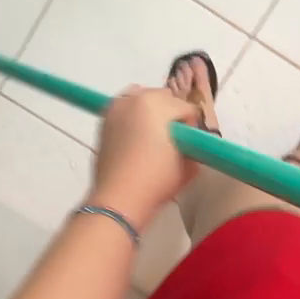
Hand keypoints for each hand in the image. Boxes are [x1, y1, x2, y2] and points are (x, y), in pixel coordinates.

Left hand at [86, 86, 199, 228]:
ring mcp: (116, 107)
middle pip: (164, 98)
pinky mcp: (104, 120)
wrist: (118, 200)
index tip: (191, 145)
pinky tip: (137, 136)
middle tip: (174, 140)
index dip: (192, 126)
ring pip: (142, 99)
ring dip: (152, 111)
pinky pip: (125, 108)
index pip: (186, 108)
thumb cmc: (156, 181)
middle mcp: (135, 98)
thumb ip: (195, 146)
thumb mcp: (188, 165)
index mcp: (157, 104)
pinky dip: (134, 115)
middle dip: (172, 115)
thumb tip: (191, 141)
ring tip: (154, 136)